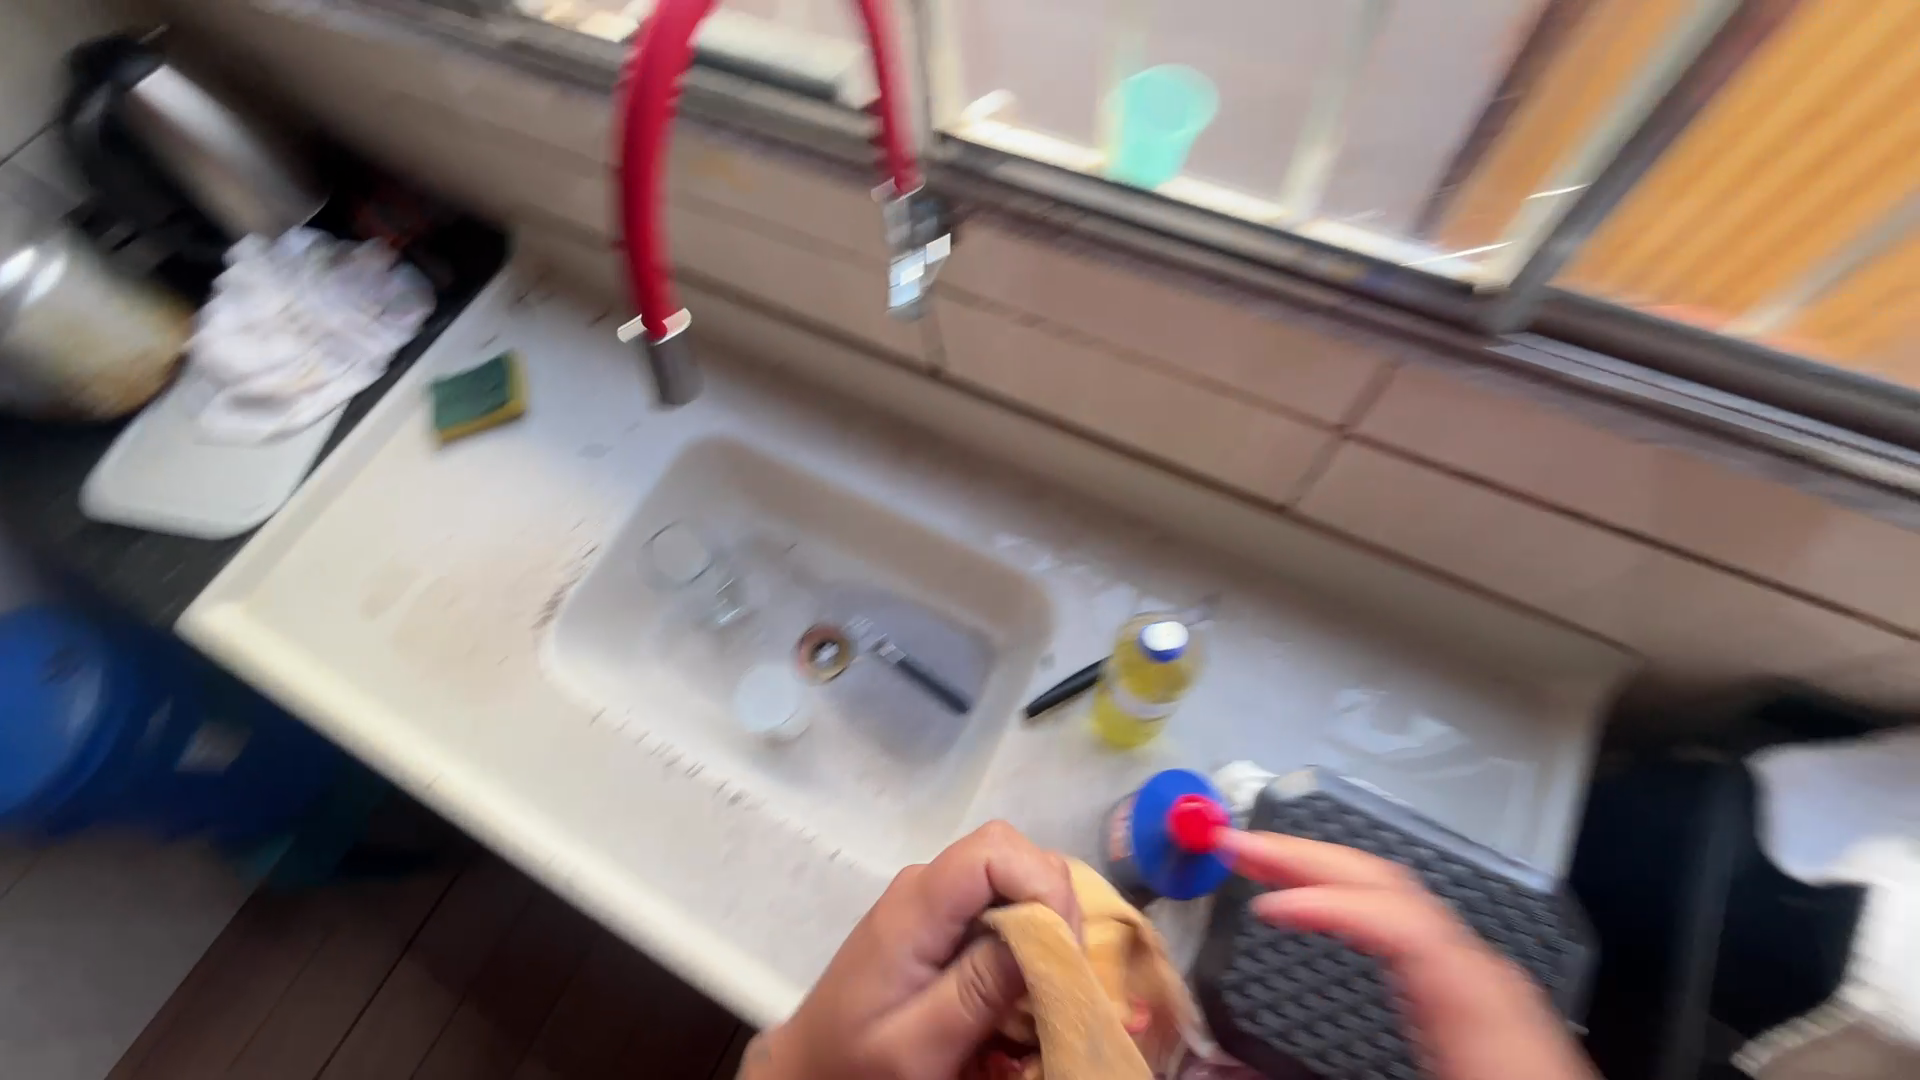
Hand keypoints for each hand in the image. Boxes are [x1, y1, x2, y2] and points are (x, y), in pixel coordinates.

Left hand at [745, 822, 1079, 1079]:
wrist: (810, 1065)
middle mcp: (928, 883)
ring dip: (1044, 915)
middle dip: (1051, 900)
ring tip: (1049, 975)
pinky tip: (1026, 974)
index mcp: (917, 904)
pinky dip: (1028, 927)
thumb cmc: (856, 1062)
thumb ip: (976, 990)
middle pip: (1009, 852)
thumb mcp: (916, 1046)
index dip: (1040, 884)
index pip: (993, 850)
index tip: (1063, 949)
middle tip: (1064, 968)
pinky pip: (999, 898)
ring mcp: (935, 896)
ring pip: (1012, 871)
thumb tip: (1042, 937)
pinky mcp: (943, 916)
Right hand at [1214, 830, 1598, 1079]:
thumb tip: (1221, 1068)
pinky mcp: (1473, 986)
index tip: (1264, 907)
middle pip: (1391, 885)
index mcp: (1482, 1021)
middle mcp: (1486, 982)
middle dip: (1305, 857)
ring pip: (1396, 889)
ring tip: (1256, 855)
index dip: (1330, 906)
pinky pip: (1401, 911)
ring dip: (1318, 864)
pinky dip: (1343, 890)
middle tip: (1233, 844)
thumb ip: (1308, 1074)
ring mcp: (1481, 977)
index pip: (1404, 930)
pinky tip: (1311, 895)